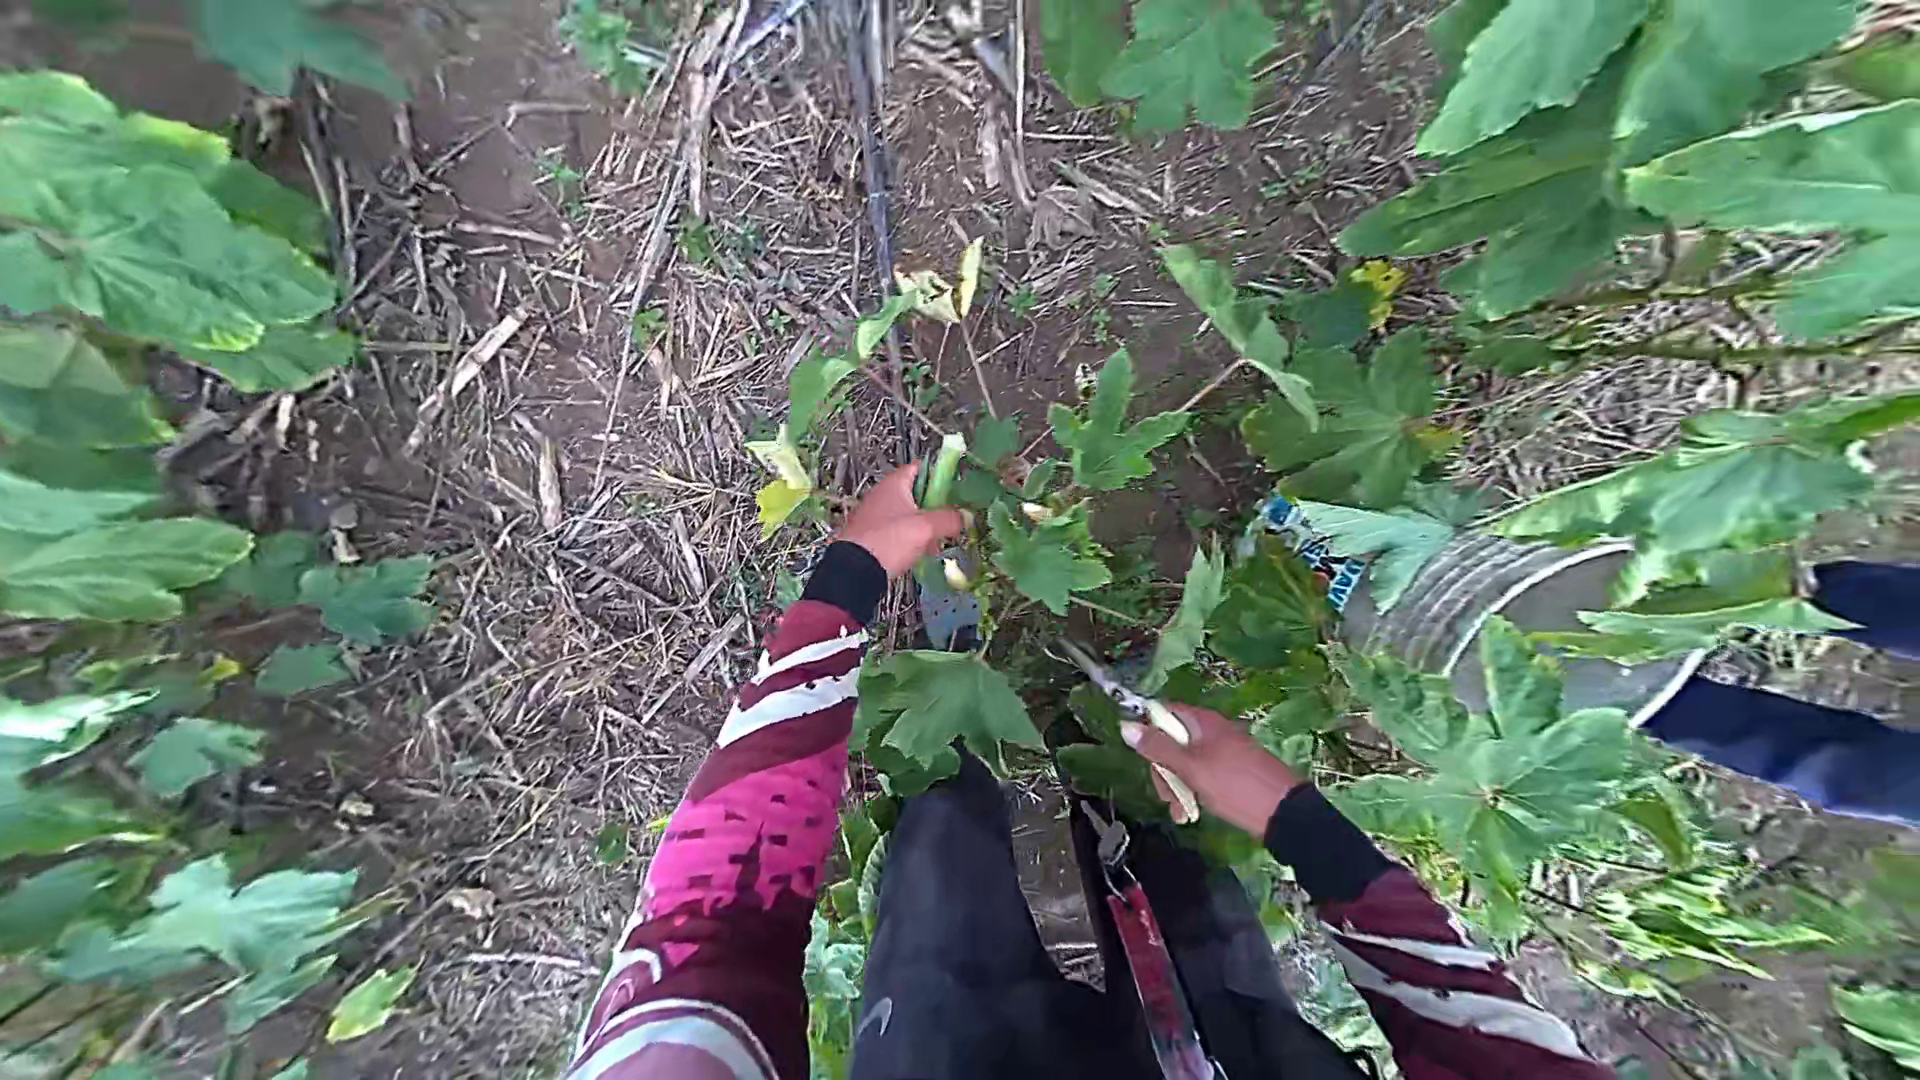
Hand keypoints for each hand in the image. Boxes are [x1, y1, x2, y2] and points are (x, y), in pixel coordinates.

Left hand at [838, 463, 968, 579]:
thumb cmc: (889, 540)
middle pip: (915, 494)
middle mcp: (881, 496)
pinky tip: (921, 553)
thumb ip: (949, 519)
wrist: (854, 572)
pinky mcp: (870, 538)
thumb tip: (966, 517)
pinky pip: (897, 533)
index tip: (955, 486)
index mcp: (893, 485)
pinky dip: (910, 540)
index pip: (918, 468)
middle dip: (934, 506)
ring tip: (938, 540)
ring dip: (924, 526)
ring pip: (907, 516)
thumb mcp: (926, 528)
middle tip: (951, 517)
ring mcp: (874, 517)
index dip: (938, 474)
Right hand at [1121, 704, 1301, 835]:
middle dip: (1163, 770)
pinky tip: (1192, 813)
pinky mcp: (1232, 771)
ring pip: (1185, 761)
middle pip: (1172, 741)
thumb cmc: (1236, 787)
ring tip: (1181, 812)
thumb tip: (1125, 726)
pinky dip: (1193, 791)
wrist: (1288, 817)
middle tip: (1166, 796)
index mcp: (1203, 722)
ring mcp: (1223, 751)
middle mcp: (1212, 731)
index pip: (1163, 713)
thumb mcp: (1191, 769)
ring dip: (1176, 786)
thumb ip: (1158, 748)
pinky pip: (1201, 774)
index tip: (1144, 756)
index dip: (1148, 731)